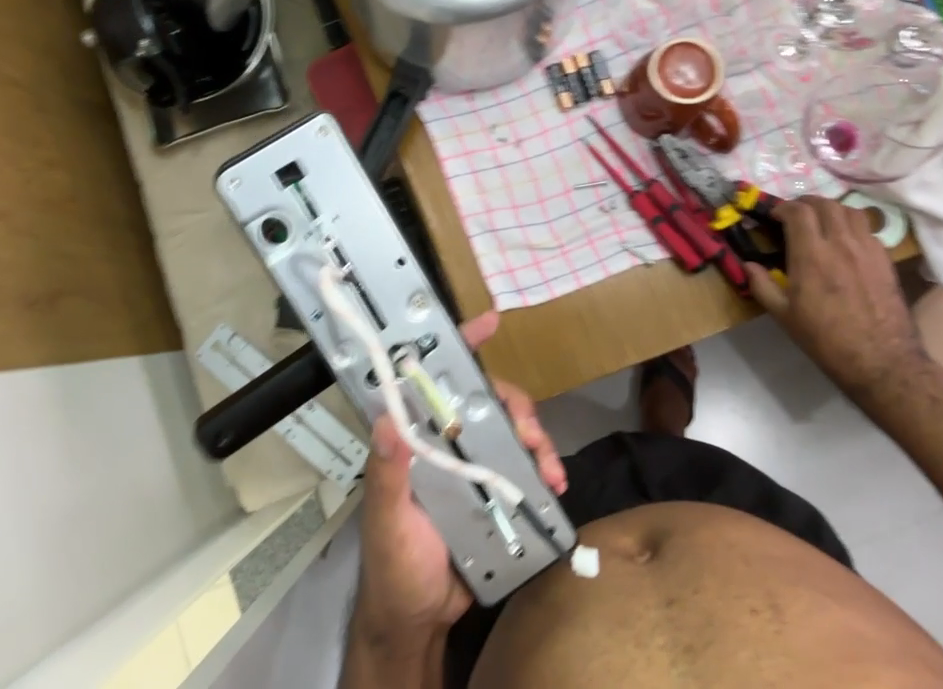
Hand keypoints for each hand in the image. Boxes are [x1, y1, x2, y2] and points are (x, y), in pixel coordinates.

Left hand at [352, 311, 566, 642]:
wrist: (419, 619)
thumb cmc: (393, 564)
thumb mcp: (387, 518)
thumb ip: (387, 473)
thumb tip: (387, 421)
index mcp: (417, 439)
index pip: (435, 382)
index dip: (460, 346)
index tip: (489, 322)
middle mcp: (447, 443)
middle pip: (488, 402)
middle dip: (516, 406)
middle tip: (532, 432)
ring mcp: (475, 468)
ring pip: (512, 432)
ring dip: (538, 440)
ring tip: (551, 469)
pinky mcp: (497, 495)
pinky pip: (527, 470)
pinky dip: (545, 471)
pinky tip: (556, 486)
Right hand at [745, 196, 927, 396]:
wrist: (879, 358)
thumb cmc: (825, 338)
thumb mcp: (784, 315)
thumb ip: (762, 285)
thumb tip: (748, 265)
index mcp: (811, 255)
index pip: (798, 211)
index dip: (783, 207)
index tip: (774, 216)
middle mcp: (840, 244)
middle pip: (825, 204)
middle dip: (806, 203)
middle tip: (795, 215)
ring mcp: (867, 249)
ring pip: (850, 211)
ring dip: (831, 210)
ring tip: (822, 222)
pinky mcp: (885, 259)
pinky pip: (868, 229)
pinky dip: (852, 227)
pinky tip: (846, 243)